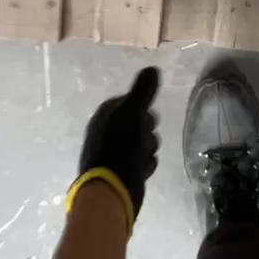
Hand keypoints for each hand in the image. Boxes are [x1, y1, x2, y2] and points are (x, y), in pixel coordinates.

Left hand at [75, 67, 161, 223]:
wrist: (111, 190)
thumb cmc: (120, 147)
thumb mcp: (132, 111)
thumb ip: (143, 90)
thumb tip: (152, 69)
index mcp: (105, 115)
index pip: (132, 101)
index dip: (143, 108)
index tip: (147, 116)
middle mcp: (108, 131)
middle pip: (141, 121)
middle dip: (148, 130)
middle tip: (145, 138)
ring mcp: (114, 152)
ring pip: (144, 141)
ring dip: (149, 148)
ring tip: (143, 157)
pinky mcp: (123, 170)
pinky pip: (142, 160)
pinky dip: (145, 163)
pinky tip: (143, 169)